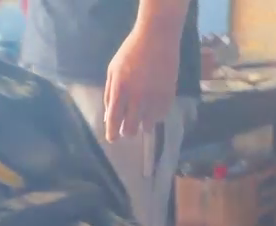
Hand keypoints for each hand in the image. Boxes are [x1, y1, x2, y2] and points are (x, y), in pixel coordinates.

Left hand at [103, 25, 180, 141]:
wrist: (158, 37)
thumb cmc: (131, 51)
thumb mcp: (113, 70)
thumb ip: (109, 95)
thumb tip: (108, 119)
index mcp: (120, 90)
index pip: (113, 121)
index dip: (112, 134)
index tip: (112, 138)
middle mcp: (136, 98)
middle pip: (130, 130)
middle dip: (127, 131)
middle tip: (128, 126)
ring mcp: (153, 99)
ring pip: (147, 127)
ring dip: (143, 123)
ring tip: (142, 111)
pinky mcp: (167, 98)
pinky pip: (160, 117)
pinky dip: (155, 115)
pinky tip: (153, 103)